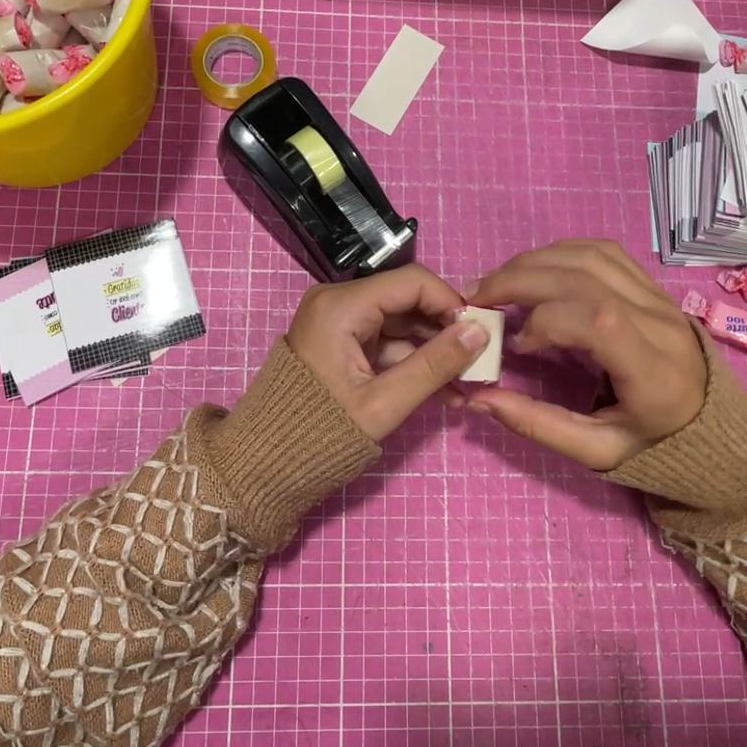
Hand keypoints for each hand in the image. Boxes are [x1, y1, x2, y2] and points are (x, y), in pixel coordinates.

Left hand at [286, 265, 491, 441]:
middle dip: (445, 332)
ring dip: (433, 353)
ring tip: (467, 387)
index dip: (451, 303)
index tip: (481, 335)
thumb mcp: (385, 403)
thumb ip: (435, 365)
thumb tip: (480, 333)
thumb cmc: (321, 434)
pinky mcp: (340, 345)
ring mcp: (338, 324)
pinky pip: (386, 344)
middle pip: (407, 301)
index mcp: (341, 305)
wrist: (265, 465)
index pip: (412, 281)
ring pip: (401, 326)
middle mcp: (338, 303)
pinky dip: (412, 364)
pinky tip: (443, 392)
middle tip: (480, 364)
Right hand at [464, 240, 706, 469]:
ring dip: (534, 261)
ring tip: (498, 282)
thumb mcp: (597, 452)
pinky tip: (534, 271)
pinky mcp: (652, 286)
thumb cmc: (652, 442)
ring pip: (590, 256)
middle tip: (477, 297)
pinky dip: (560, 253)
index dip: (548, 321)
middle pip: (584, 277)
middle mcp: (660, 324)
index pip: (600, 321)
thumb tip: (478, 399)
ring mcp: (659, 298)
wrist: (712, 425)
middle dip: (520, 280)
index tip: (518, 344)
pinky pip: (604, 252)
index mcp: (653, 374)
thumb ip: (539, 425)